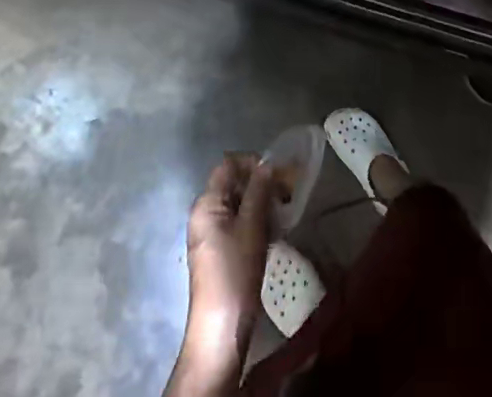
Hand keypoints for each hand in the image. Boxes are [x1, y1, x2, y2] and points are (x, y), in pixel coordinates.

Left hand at [180, 154, 276, 367]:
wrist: (220, 328)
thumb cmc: (235, 273)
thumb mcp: (252, 228)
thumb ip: (259, 192)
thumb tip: (268, 163)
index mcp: (206, 203)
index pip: (228, 165)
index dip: (253, 163)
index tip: (280, 175)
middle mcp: (204, 212)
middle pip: (233, 184)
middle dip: (261, 185)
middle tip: (288, 197)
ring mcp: (209, 233)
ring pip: (238, 205)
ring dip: (261, 205)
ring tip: (283, 217)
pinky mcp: (218, 250)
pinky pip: (237, 224)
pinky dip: (255, 223)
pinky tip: (273, 235)